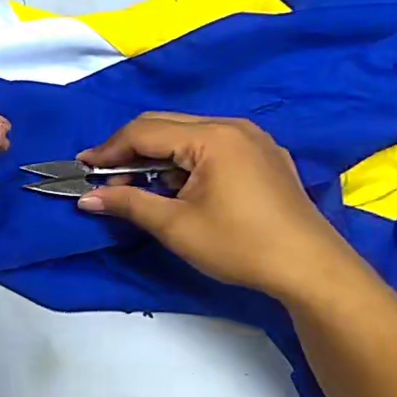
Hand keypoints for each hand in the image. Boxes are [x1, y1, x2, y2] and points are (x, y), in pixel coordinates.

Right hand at [75, 113, 361, 303]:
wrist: (313, 271)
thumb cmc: (240, 245)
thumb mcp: (175, 226)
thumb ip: (128, 203)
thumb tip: (87, 198)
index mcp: (212, 136)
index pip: (144, 132)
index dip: (109, 150)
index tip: (83, 167)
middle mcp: (233, 126)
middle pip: (164, 125)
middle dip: (130, 150)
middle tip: (106, 178)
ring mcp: (253, 138)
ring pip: (187, 133)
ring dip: (157, 155)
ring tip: (140, 186)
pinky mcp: (264, 155)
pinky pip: (211, 144)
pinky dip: (185, 159)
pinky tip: (179, 186)